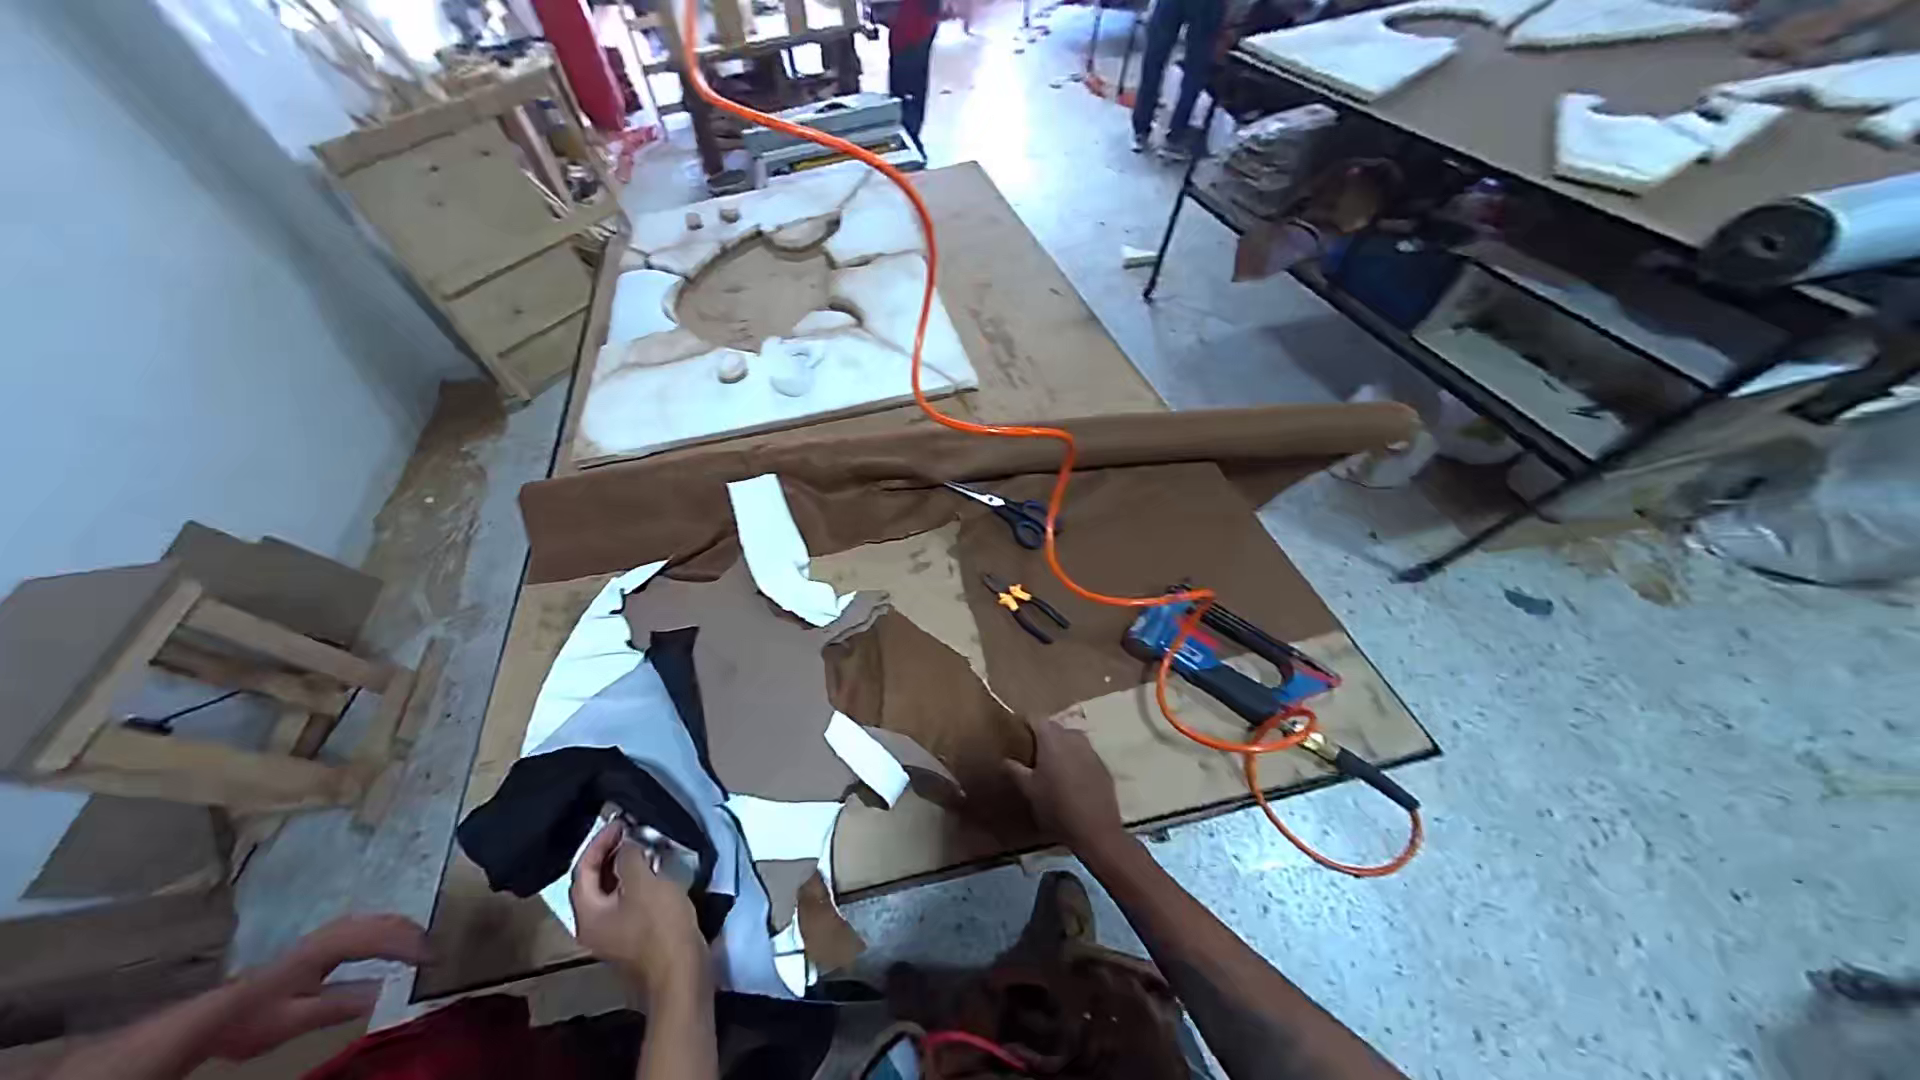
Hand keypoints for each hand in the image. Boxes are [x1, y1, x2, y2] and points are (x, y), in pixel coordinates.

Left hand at [210, 915, 426, 1059]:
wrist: (215, 1017)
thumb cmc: (256, 1019)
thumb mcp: (296, 1020)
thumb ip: (339, 1005)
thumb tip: (384, 990)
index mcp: (327, 948)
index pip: (378, 938)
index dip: (409, 946)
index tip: (432, 959)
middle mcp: (331, 933)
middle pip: (382, 923)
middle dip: (413, 934)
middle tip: (435, 953)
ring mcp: (327, 934)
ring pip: (377, 920)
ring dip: (404, 930)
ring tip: (422, 945)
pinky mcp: (324, 941)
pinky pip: (368, 925)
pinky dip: (390, 930)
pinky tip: (393, 941)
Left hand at [569, 820, 710, 998]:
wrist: (681, 972)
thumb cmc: (659, 925)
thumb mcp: (644, 884)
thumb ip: (630, 858)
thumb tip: (626, 845)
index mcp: (588, 915)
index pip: (583, 870)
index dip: (599, 843)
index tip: (620, 822)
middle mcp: (594, 926)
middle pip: (594, 882)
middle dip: (611, 853)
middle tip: (632, 831)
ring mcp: (614, 934)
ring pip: (613, 891)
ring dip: (626, 866)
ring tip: (646, 845)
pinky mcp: (635, 936)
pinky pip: (628, 901)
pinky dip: (638, 881)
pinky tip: (657, 871)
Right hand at [1003, 710, 1126, 856]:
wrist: (1095, 830)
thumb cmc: (1056, 807)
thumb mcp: (1029, 790)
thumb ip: (1015, 770)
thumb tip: (1005, 759)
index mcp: (1052, 739)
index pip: (1036, 718)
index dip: (1025, 724)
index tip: (1017, 734)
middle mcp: (1073, 737)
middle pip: (1055, 727)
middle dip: (1043, 735)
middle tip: (1032, 752)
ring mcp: (1091, 750)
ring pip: (1071, 739)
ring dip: (1061, 746)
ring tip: (1051, 764)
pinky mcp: (1103, 765)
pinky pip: (1084, 753)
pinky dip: (1075, 759)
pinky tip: (1071, 778)